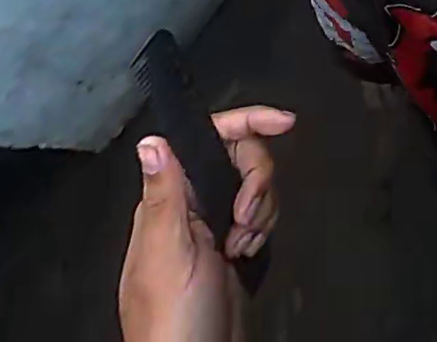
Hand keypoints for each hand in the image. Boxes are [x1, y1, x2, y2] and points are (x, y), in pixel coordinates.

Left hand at [119, 107, 294, 341]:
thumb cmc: (173, 314)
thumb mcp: (168, 254)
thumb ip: (164, 195)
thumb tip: (151, 141)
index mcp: (170, 198)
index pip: (210, 137)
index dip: (248, 121)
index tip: (285, 122)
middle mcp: (191, 201)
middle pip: (242, 156)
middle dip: (257, 181)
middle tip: (246, 218)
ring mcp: (213, 220)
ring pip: (256, 181)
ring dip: (261, 208)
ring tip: (243, 245)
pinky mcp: (234, 236)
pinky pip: (262, 208)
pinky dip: (264, 224)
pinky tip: (249, 251)